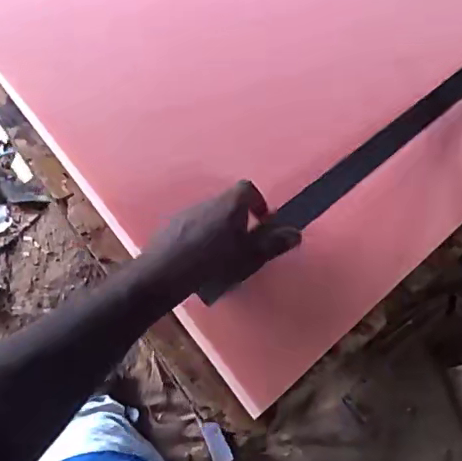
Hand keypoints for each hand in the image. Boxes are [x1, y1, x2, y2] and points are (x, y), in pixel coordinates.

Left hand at [143, 181, 301, 298]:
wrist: (165, 272)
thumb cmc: (214, 261)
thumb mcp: (249, 255)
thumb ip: (273, 243)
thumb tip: (296, 233)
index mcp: (230, 204)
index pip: (248, 188)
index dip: (258, 202)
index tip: (261, 221)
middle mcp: (209, 201)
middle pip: (229, 201)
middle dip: (239, 217)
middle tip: (244, 241)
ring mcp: (187, 212)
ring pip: (210, 213)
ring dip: (219, 226)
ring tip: (222, 252)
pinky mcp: (171, 225)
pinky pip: (192, 224)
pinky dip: (200, 235)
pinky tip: (199, 257)